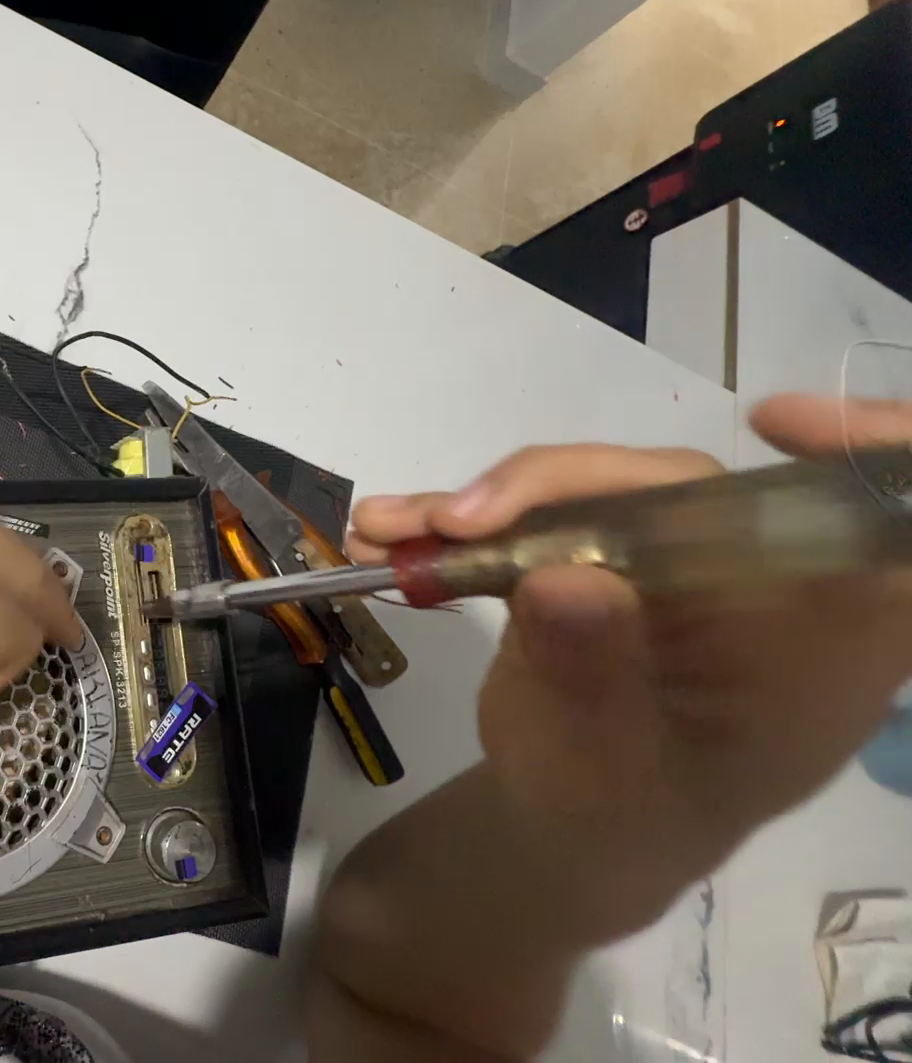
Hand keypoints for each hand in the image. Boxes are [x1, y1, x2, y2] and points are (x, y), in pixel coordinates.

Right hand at [345, 395, 911, 878]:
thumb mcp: (603, 768)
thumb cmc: (613, 815)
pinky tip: (381, 537)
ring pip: (570, 494)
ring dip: (465, 504)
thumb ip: (594, 682)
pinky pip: (512, 522)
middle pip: (666, 489)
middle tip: (450, 522)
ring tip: (380, 528)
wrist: (556, 822)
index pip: (871, 522)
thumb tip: (559, 580)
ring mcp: (648, 566)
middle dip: (551, 485)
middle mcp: (737, 580)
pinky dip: (440, 527)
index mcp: (806, 631)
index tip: (770, 420)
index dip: (858, 454)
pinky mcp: (575, 562)